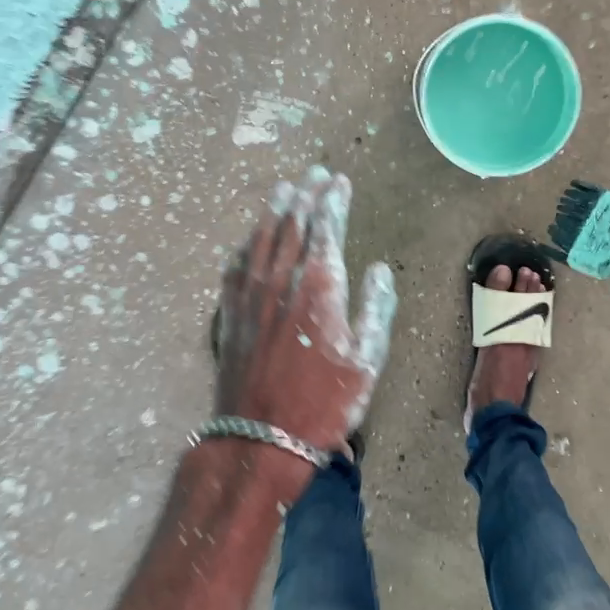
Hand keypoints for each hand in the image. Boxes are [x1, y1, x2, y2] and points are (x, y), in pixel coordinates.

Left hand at [216, 167, 396, 458]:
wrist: (261, 436)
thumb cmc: (324, 401)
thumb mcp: (368, 359)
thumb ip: (376, 308)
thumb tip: (378, 269)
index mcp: (319, 287)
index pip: (326, 229)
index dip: (333, 202)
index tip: (339, 181)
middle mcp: (281, 281)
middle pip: (292, 225)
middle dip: (304, 195)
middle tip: (313, 173)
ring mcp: (251, 296)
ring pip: (261, 239)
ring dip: (274, 210)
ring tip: (283, 189)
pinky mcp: (231, 314)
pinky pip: (237, 266)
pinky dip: (247, 243)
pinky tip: (250, 238)